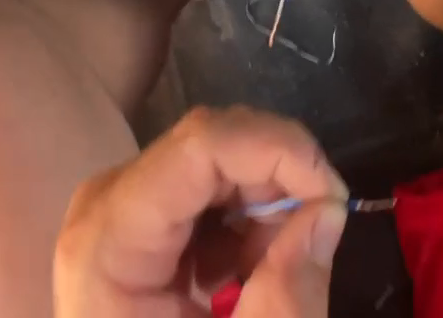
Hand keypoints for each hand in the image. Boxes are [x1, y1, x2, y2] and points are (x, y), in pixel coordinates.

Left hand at [55, 107, 348, 316]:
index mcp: (109, 239)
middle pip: (211, 144)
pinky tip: (247, 273)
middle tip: (318, 241)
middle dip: (279, 179)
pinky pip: (207, 182)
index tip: (335, 200)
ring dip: (268, 200)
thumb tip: (329, 211)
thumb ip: (286, 299)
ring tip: (275, 272)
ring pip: (217, 156)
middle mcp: (108, 199)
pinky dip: (247, 216)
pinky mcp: (138, 210)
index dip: (277, 150)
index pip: (200, 146)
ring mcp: (120, 199)